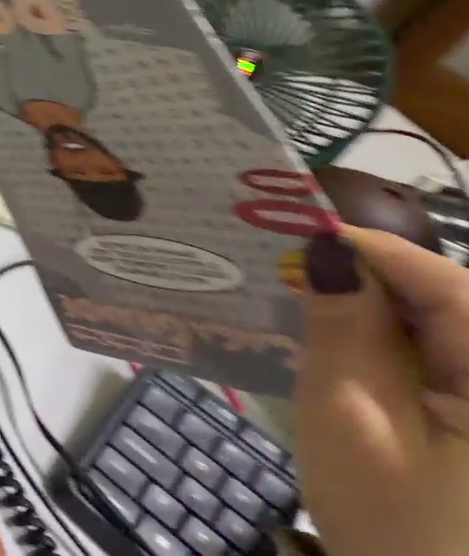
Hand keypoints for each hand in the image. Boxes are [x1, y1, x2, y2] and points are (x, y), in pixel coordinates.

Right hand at [294, 227, 468, 555]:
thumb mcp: (351, 417)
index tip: (297, 228)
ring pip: (453, 330)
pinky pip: (452, 362)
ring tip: (313, 304)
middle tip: (293, 268)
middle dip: (375, 277)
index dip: (375, 248)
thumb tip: (324, 252)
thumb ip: (344, 329)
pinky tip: (355, 351)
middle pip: (457, 304)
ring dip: (386, 311)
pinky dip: (404, 345)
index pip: (452, 285)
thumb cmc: (397, 517)